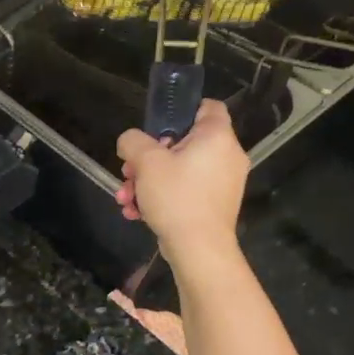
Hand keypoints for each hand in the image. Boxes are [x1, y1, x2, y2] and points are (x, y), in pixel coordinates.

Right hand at [114, 99, 248, 267]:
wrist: (199, 247)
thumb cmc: (176, 197)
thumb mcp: (146, 162)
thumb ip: (133, 141)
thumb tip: (130, 141)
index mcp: (217, 137)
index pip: (208, 106)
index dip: (181, 109)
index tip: (156, 126)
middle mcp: (227, 155)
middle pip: (183, 143)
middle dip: (148, 158)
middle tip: (129, 172)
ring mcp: (223, 182)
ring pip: (180, 170)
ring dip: (148, 181)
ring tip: (126, 198)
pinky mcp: (215, 203)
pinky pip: (185, 189)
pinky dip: (162, 196)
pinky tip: (138, 213)